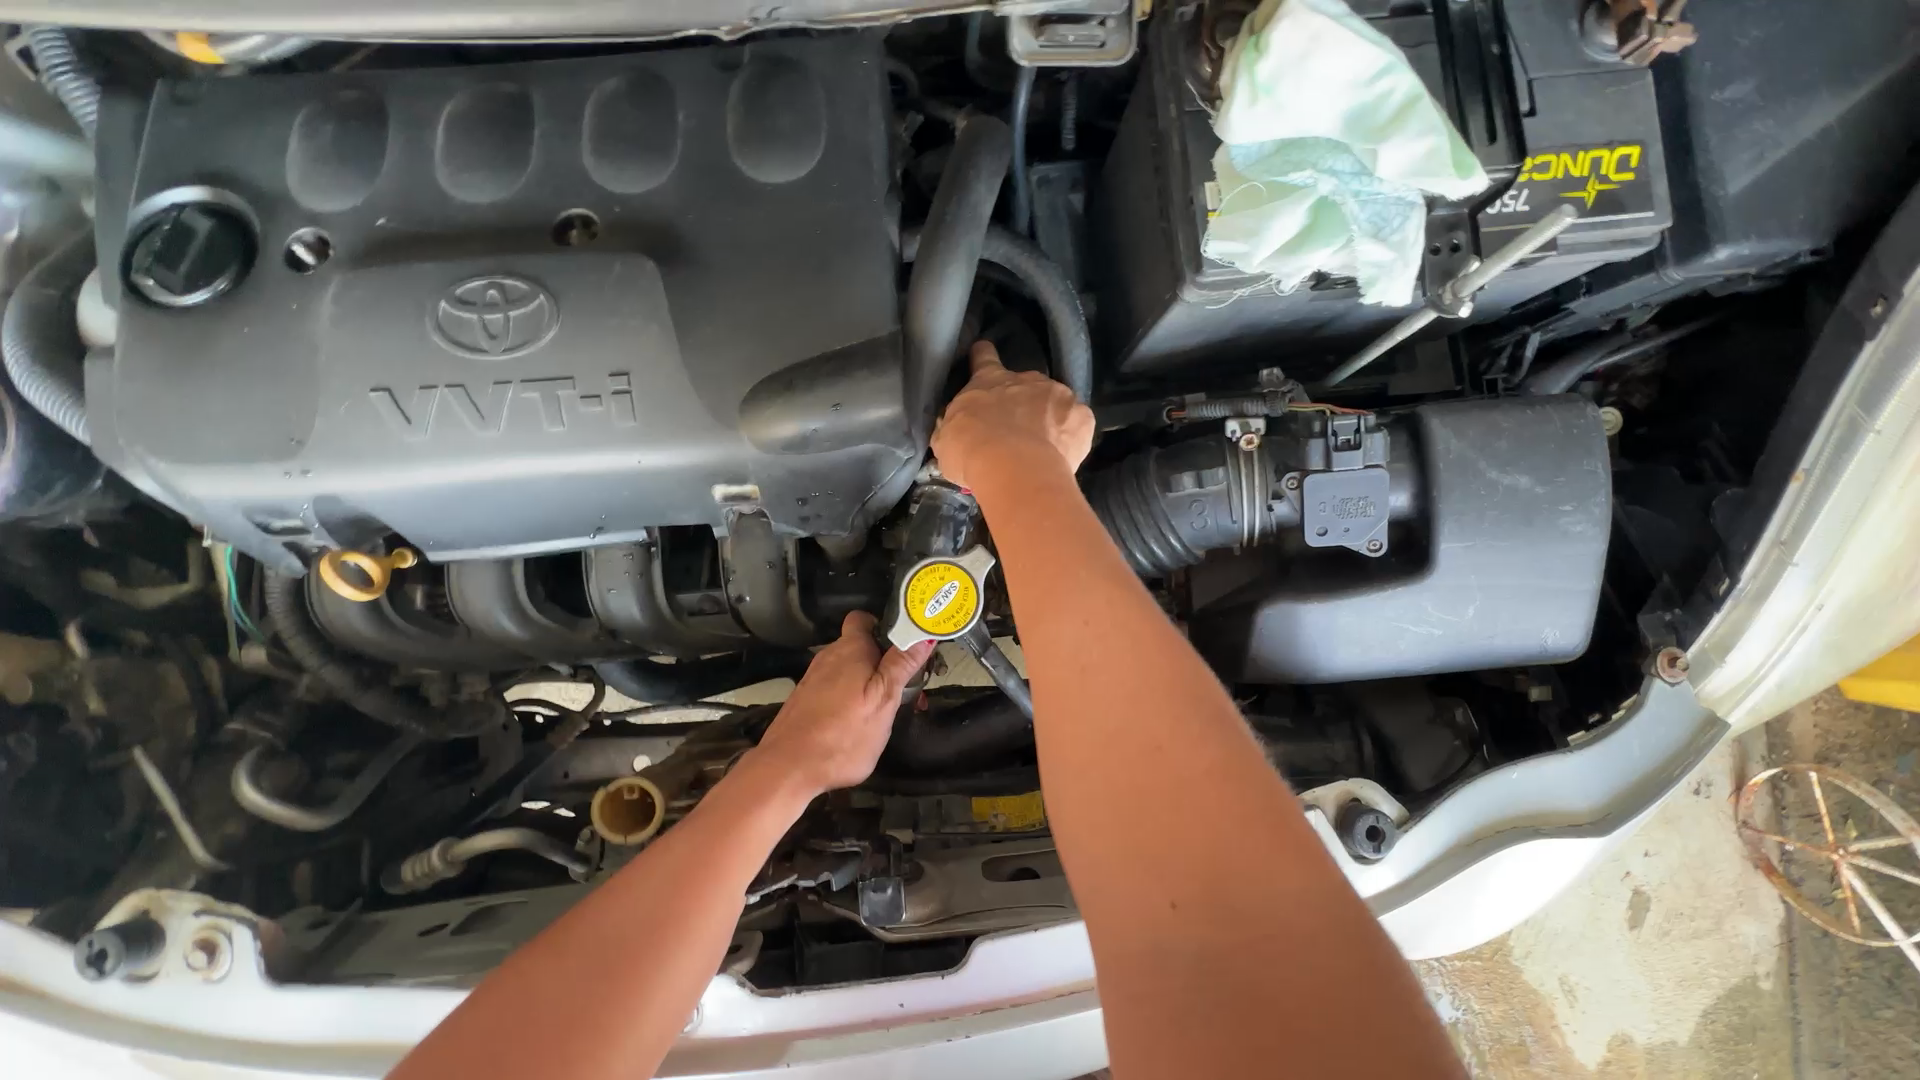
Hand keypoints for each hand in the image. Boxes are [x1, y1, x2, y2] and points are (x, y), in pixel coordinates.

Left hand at [748, 611, 933, 796]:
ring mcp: (814, 679)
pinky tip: (857, 724)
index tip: (906, 646)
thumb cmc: (842, 735)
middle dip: (884, 663)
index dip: (885, 626)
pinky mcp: (805, 700)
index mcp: (850, 649)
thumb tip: (922, 634)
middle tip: (907, 690)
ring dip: (868, 683)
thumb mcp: (884, 700)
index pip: (864, 618)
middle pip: (860, 647)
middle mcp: (829, 656)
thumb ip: (902, 665)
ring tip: (886, 713)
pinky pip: (834, 689)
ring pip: (848, 670)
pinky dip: (849, 699)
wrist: (787, 769)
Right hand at [932, 340, 1095, 491]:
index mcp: (989, 381)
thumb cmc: (972, 452)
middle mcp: (1026, 379)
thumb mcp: (946, 440)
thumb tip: (954, 429)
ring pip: (1054, 403)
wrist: (1015, 469)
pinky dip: (1071, 436)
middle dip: (1021, 403)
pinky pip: (1077, 424)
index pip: (984, 357)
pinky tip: (1062, 455)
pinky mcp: (1083, 416)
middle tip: (1015, 434)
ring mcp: (1059, 394)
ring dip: (1048, 419)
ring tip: (1042, 449)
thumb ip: (953, 428)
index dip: (982, 356)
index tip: (983, 354)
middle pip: (1024, 384)